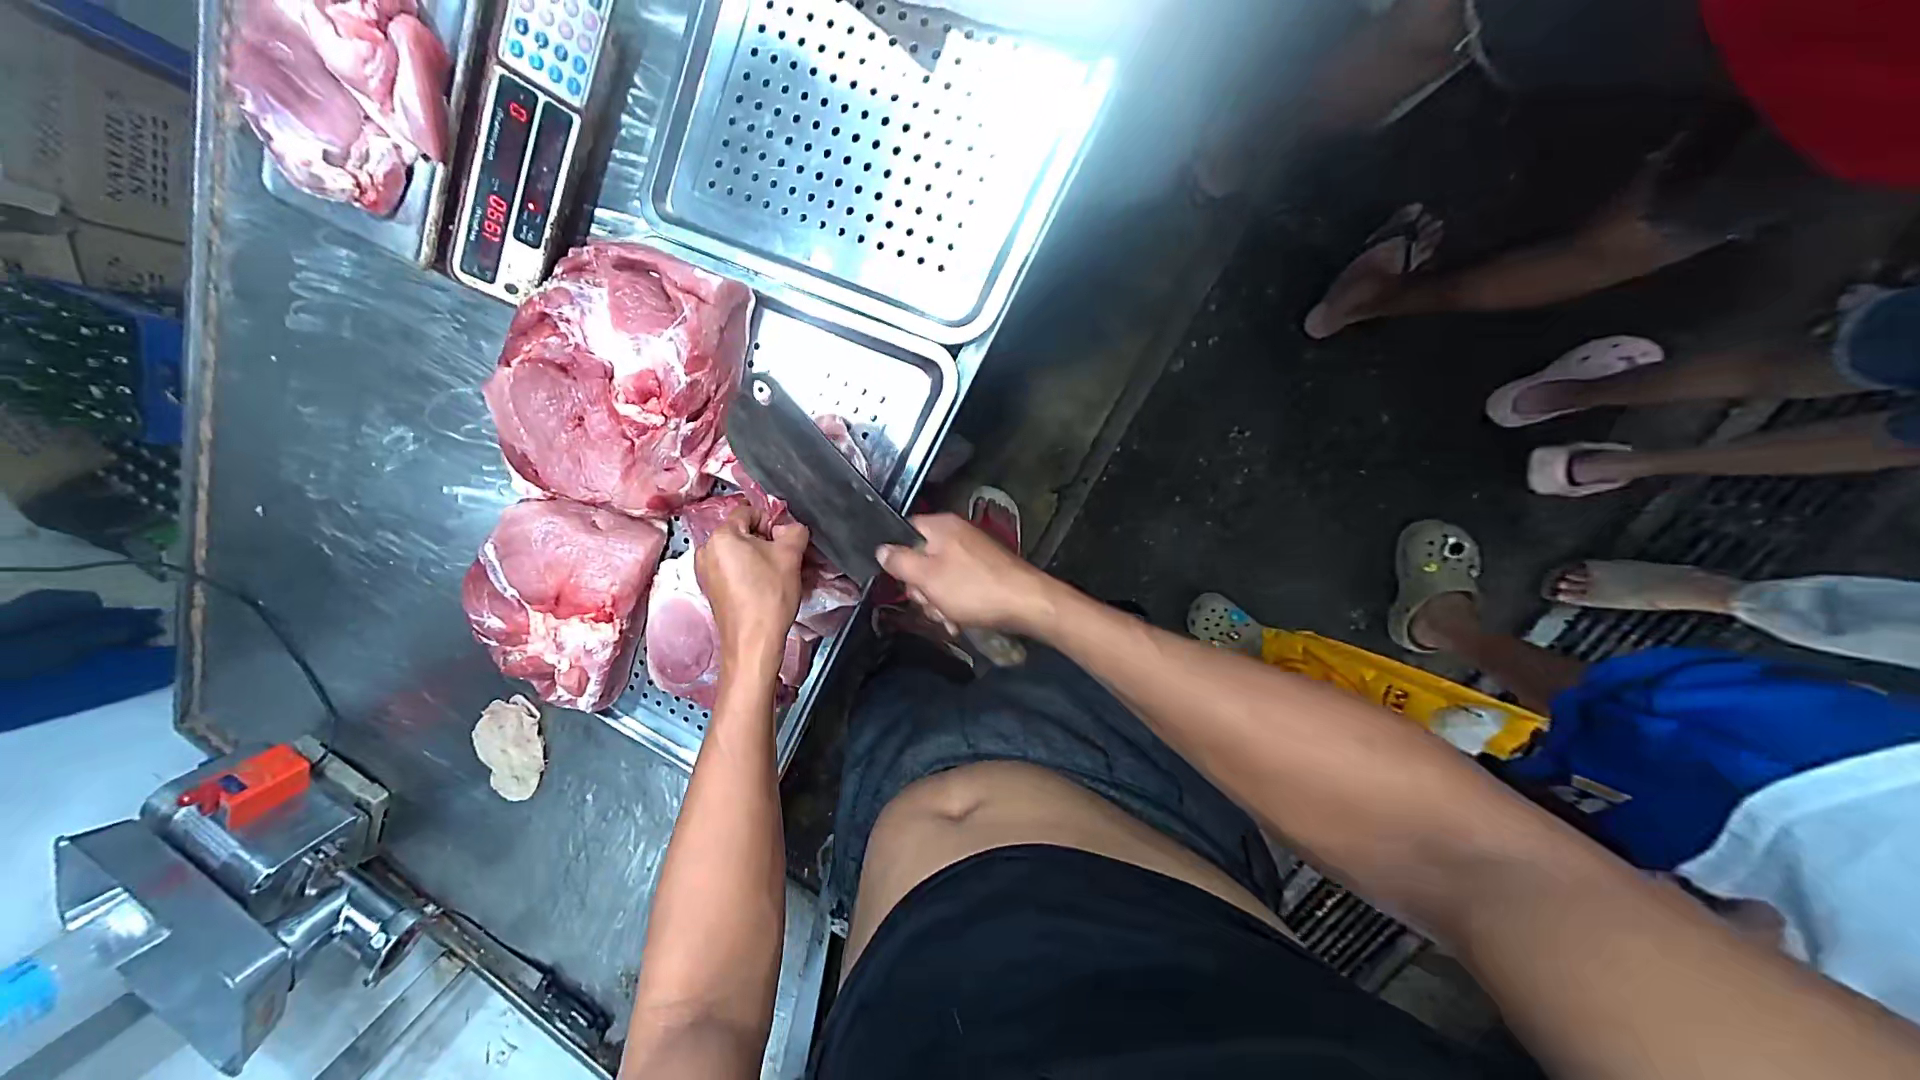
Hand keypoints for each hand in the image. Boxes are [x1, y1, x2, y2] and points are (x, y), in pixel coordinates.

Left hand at [695, 508, 809, 672]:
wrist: (753, 641)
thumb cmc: (769, 596)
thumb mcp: (791, 556)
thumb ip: (795, 531)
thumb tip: (790, 528)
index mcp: (721, 536)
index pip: (749, 511)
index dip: (772, 522)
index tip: (786, 541)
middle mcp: (706, 550)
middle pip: (743, 533)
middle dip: (767, 542)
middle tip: (786, 559)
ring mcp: (706, 572)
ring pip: (740, 553)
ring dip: (760, 558)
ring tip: (778, 575)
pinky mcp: (712, 589)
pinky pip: (733, 570)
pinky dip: (750, 573)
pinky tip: (766, 588)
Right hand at [876, 513, 1057, 634]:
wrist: (1027, 604)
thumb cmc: (973, 589)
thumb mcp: (926, 576)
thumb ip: (899, 561)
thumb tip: (881, 549)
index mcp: (940, 526)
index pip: (903, 533)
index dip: (898, 560)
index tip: (902, 582)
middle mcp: (957, 534)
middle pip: (921, 559)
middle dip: (921, 588)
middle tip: (930, 604)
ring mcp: (973, 553)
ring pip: (939, 578)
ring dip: (939, 602)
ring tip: (949, 618)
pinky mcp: (986, 572)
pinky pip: (960, 586)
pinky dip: (957, 604)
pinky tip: (960, 621)